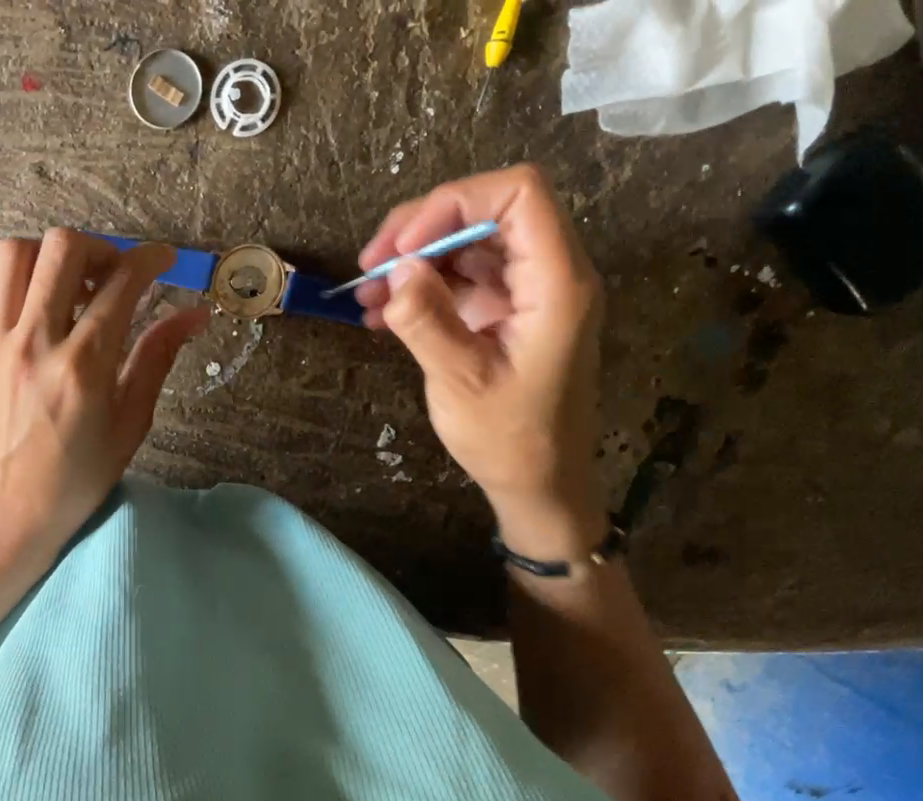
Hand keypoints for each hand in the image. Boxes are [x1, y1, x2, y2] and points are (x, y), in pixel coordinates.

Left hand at [0, 229, 210, 551]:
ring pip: (16, 253)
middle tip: (115, 275)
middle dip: (100, 247)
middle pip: (63, 248)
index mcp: (83, 367)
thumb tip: (195, 313)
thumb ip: (158, 358)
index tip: (163, 261)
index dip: (150, 259)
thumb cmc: (78, 475)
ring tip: (72, 284)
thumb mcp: (130, 422)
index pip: (120, 284)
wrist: (11, 507)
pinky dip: (17, 277)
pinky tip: (39, 303)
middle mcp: (36, 343)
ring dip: (51, 254)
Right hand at [356, 164, 607, 556]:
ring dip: (415, 260)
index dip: (454, 204)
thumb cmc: (509, 438)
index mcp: (556, 282)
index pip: (517, 195)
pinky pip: (463, 279)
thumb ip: (427, 321)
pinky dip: (422, 287)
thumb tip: (395, 270)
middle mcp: (548, 273)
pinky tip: (383, 313)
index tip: (403, 248)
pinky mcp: (506, 312)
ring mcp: (527, 292)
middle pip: (488, 211)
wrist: (537, 482)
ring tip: (366, 295)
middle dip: (423, 230)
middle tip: (370, 266)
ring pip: (470, 243)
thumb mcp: (460, 381)